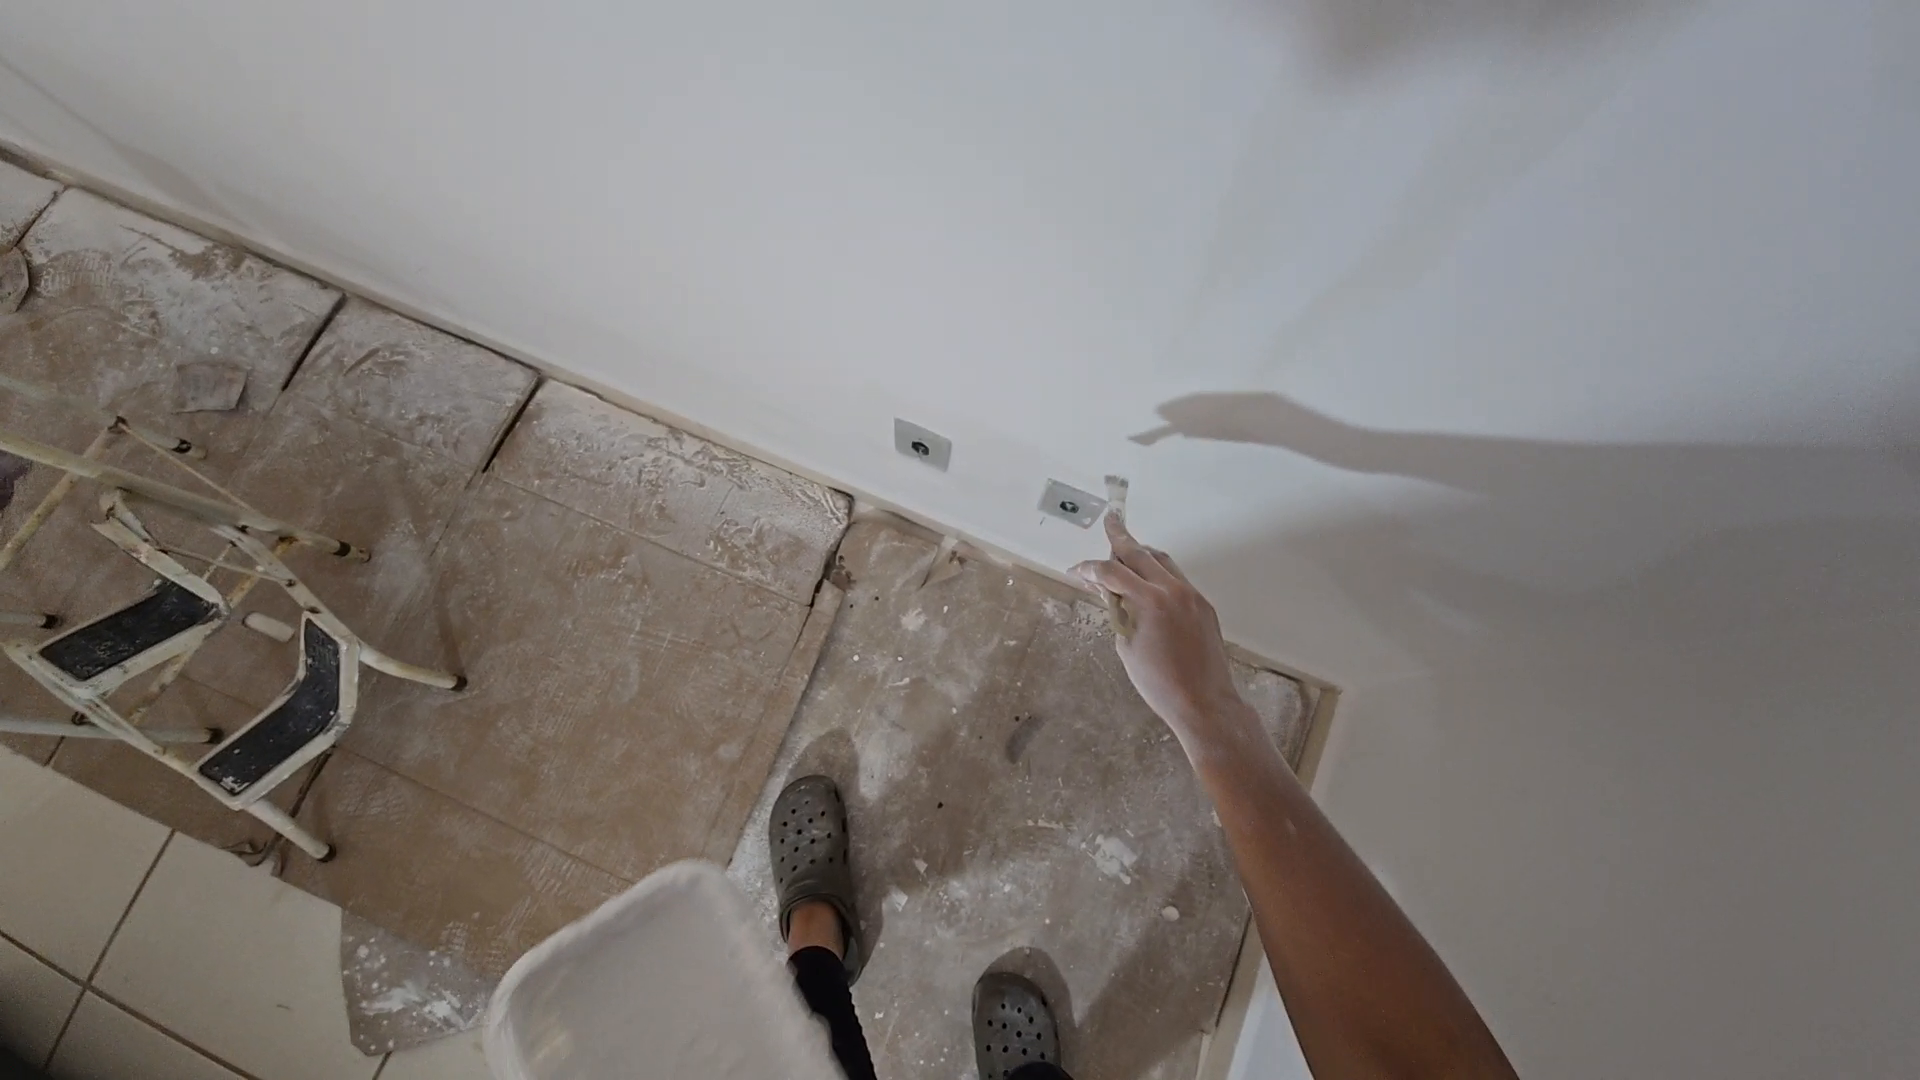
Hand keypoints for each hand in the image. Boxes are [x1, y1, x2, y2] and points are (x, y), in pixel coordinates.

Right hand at [1073, 513, 1253, 755]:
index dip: (1089, 569)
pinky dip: (1158, 575)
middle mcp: (1173, 589)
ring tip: (1125, 552)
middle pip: (1140, 554)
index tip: (1075, 570)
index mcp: (1150, 600)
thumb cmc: (1157, 682)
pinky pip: (1177, 580)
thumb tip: (1110, 593)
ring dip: (1142, 554)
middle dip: (1120, 537)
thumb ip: (1119, 612)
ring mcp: (1192, 596)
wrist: (1204, 703)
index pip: (1112, 572)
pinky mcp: (1203, 606)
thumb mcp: (1126, 645)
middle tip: (1109, 520)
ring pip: (1163, 562)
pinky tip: (1147, 585)